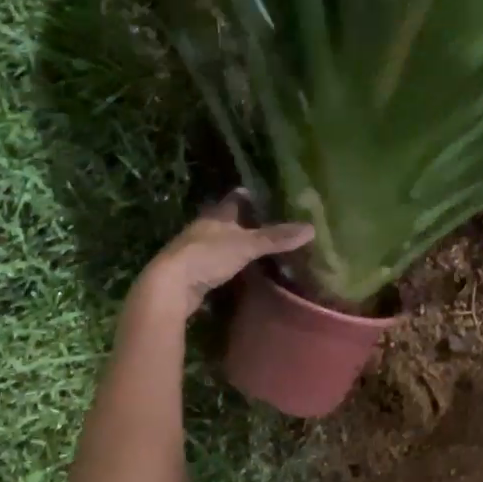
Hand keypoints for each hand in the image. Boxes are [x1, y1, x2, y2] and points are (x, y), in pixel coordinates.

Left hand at [136, 191, 313, 317]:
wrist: (171, 285)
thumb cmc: (208, 256)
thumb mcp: (247, 245)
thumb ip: (276, 238)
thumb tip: (311, 228)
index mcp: (216, 214)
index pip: (235, 198)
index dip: (252, 196)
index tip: (270, 197)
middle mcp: (205, 227)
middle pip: (229, 219)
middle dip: (248, 221)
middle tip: (272, 224)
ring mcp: (197, 249)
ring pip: (223, 241)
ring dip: (239, 243)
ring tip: (263, 247)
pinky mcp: (194, 271)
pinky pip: (218, 262)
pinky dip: (232, 263)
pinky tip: (244, 270)